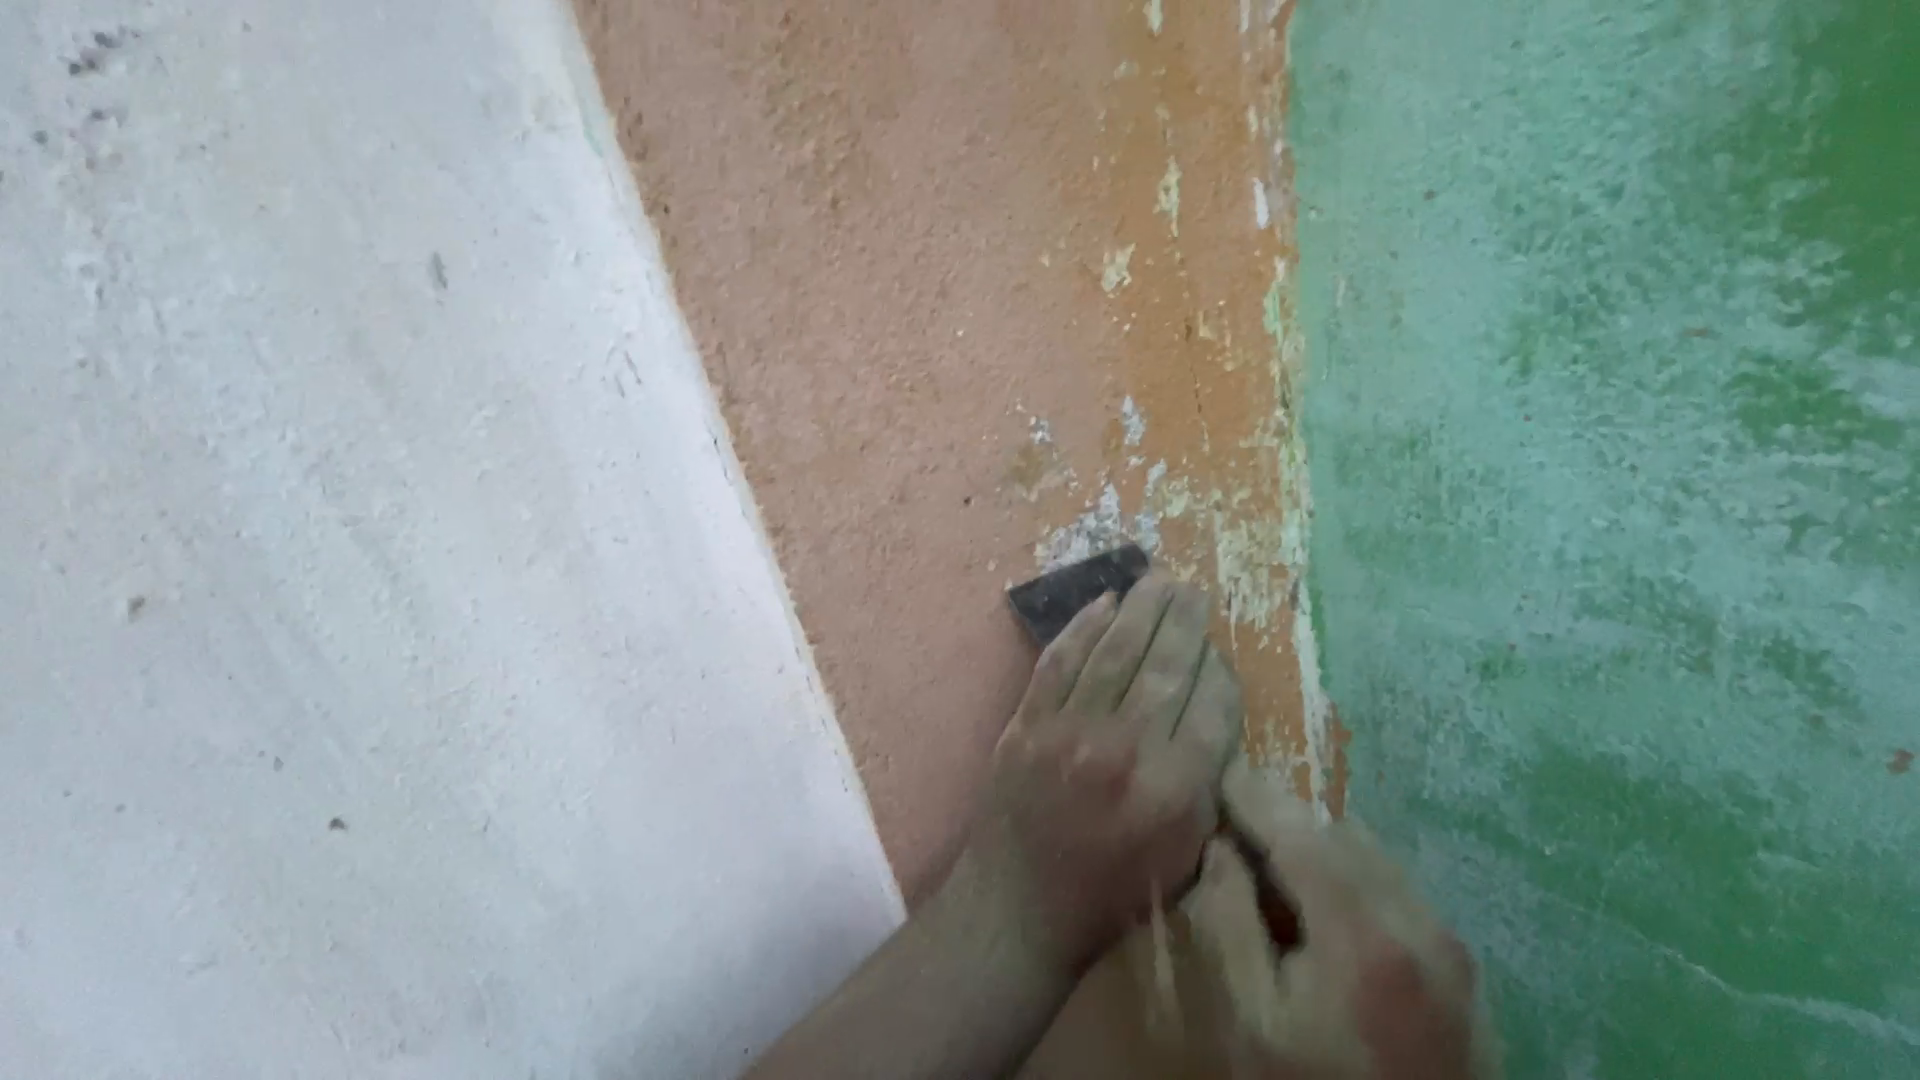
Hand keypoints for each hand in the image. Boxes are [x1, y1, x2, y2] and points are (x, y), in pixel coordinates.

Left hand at [951, 571, 1243, 974]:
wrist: (1020, 905)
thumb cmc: (1112, 890)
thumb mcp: (1183, 854)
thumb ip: (1204, 781)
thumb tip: (1208, 707)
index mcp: (1173, 790)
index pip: (1212, 707)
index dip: (1220, 672)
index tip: (1218, 653)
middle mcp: (1125, 750)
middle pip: (1167, 667)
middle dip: (1185, 622)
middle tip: (1192, 589)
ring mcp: (1070, 731)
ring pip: (1114, 653)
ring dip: (1140, 610)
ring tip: (1158, 579)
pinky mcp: (1027, 723)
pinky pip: (1059, 662)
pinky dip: (1082, 628)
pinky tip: (1103, 603)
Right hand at [1191, 764, 1488, 1079]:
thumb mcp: (1249, 1016)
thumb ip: (1230, 921)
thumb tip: (1222, 847)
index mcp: (1361, 935)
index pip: (1297, 831)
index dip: (1253, 794)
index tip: (1220, 766)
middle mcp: (1419, 923)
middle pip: (1340, 832)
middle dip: (1285, 814)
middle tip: (1235, 816)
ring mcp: (1450, 944)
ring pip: (1374, 852)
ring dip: (1320, 840)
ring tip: (1274, 857)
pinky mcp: (1462, 964)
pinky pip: (1397, 885)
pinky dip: (1352, 871)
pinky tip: (1323, 902)